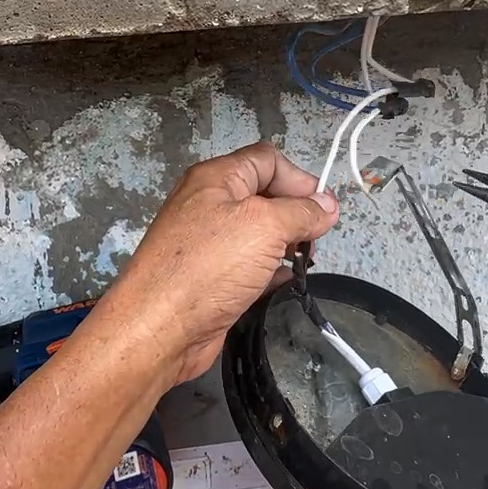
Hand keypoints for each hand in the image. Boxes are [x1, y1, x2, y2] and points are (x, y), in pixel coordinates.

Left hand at [100, 142, 338, 386]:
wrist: (159, 328)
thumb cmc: (210, 266)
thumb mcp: (265, 226)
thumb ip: (301, 212)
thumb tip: (328, 205)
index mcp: (216, 178)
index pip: (267, 159)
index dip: (299, 178)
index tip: (324, 209)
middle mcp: (210, 203)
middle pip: (265, 193)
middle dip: (296, 212)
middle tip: (315, 239)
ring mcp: (209, 241)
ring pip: (259, 231)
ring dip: (286, 242)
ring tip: (304, 260)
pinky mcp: (211, 275)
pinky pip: (250, 262)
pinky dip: (271, 268)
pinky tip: (286, 281)